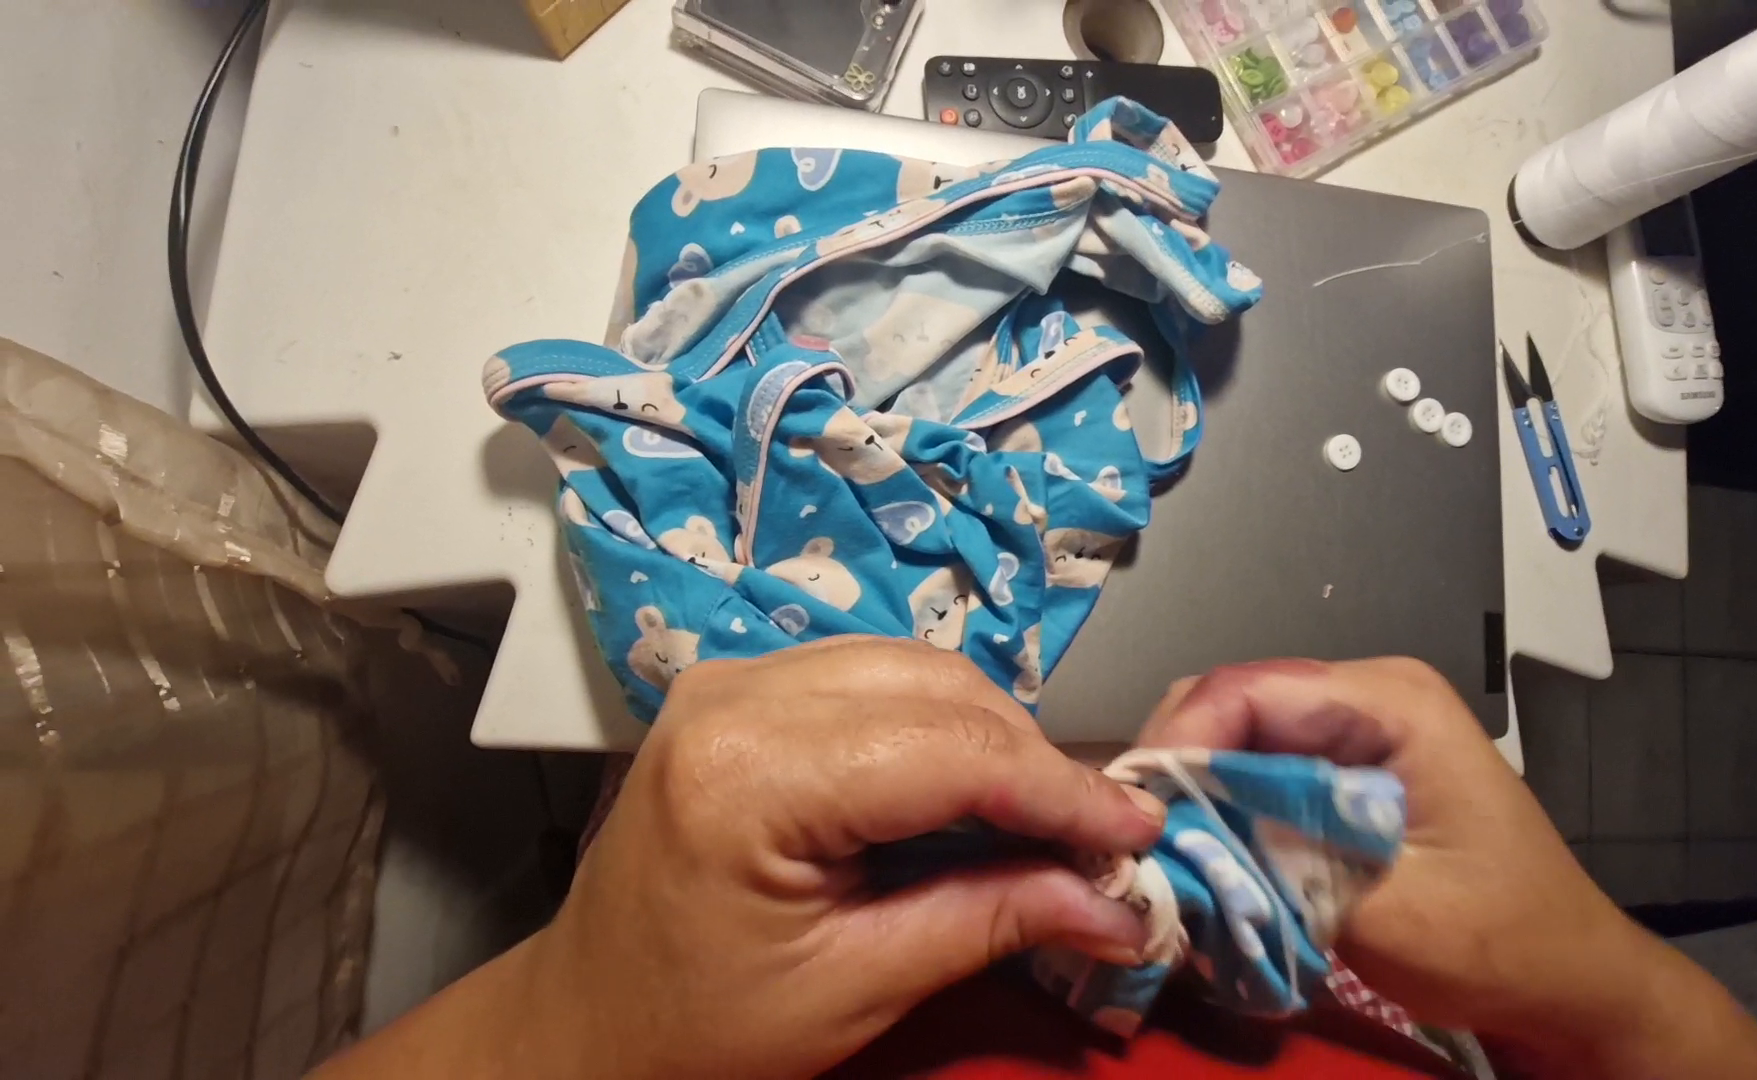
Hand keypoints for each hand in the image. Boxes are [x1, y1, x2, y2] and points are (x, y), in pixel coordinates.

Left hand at [319, 638, 1163, 1079]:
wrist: (583, 1019)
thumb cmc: (700, 1033)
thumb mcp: (855, 990)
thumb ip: (991, 921)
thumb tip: (1117, 903)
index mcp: (751, 774)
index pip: (946, 750)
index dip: (1055, 786)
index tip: (1136, 826)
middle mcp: (739, 691)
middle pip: (937, 687)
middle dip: (1028, 757)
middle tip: (1091, 829)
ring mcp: (736, 672)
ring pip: (915, 665)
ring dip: (990, 730)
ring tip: (1035, 806)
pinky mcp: (744, 679)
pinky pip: (876, 672)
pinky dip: (939, 717)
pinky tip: (963, 773)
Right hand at [1137, 657, 1756, 1078]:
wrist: (1570, 976)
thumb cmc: (1504, 945)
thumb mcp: (1391, 918)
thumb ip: (1277, 866)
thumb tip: (1173, 834)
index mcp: (1388, 701)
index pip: (1249, 689)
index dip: (1181, 738)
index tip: (1140, 804)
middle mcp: (1360, 690)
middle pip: (1228, 698)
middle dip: (1176, 759)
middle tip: (1142, 828)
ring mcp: (1346, 719)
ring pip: (1230, 726)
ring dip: (1192, 781)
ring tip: (1165, 836)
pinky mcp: (1333, 753)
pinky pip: (1251, 757)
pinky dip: (1219, 796)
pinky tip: (1207, 836)